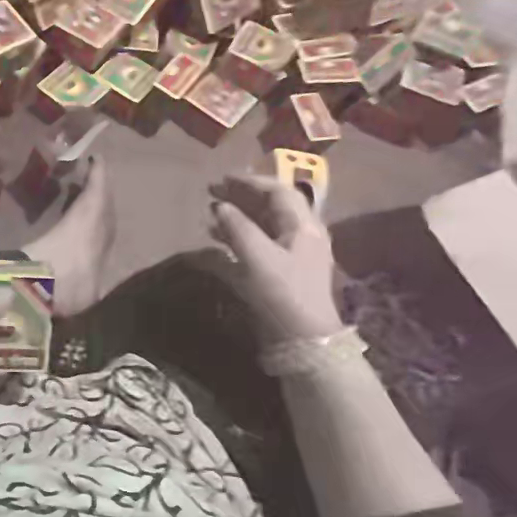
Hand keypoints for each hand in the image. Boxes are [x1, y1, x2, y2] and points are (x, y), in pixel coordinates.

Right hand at [209, 174, 344, 343]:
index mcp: (303, 225)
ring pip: (264, 225)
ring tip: (212, 211)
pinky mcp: (284, 272)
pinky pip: (260, 244)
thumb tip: (220, 206)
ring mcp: (294, 254)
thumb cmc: (283, 293)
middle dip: (242, 196)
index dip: (249, 181)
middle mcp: (301, 234)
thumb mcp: (258, 258)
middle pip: (271, 206)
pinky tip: (219, 239)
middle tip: (213, 191)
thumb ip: (238, 228)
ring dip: (239, 215)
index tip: (221, 178)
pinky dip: (240, 237)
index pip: (277, 191)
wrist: (304, 338)